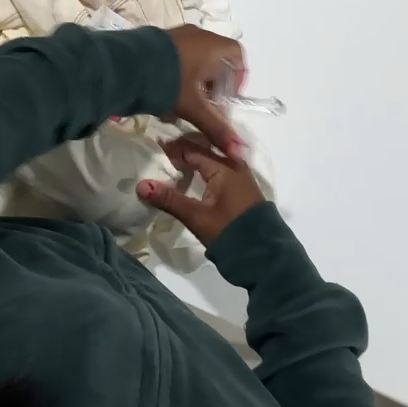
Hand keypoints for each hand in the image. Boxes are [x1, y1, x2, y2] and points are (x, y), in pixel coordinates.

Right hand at [136, 137, 266, 244]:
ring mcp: (241, 177)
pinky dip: (204, 169)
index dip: (170, 149)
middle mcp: (234, 165)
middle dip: (182, 151)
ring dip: (193, 160)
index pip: (191, 148)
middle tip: (159, 156)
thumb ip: (169, 199)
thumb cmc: (231, 233)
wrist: (266, 258)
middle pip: (203, 149)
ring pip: (212, 159)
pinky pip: (219, 169)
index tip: (151, 151)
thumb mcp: (197, 217)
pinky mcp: (243, 189)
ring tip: (172, 167)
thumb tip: (140, 185)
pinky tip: (193, 179)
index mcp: (223, 167)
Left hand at [165, 24, 245, 159]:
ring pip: (195, 59)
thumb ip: (216, 128)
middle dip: (212, 85)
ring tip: (183, 103)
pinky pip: (177, 56)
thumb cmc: (168, 82)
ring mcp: (176, 34)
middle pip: (216, 58)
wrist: (125, 64)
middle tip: (205, 104)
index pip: (237, 54)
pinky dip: (178, 74)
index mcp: (212, 45)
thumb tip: (239, 152)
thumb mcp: (194, 107)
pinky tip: (165, 92)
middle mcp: (197, 34)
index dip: (238, 76)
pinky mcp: (158, 39)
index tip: (226, 97)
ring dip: (194, 82)